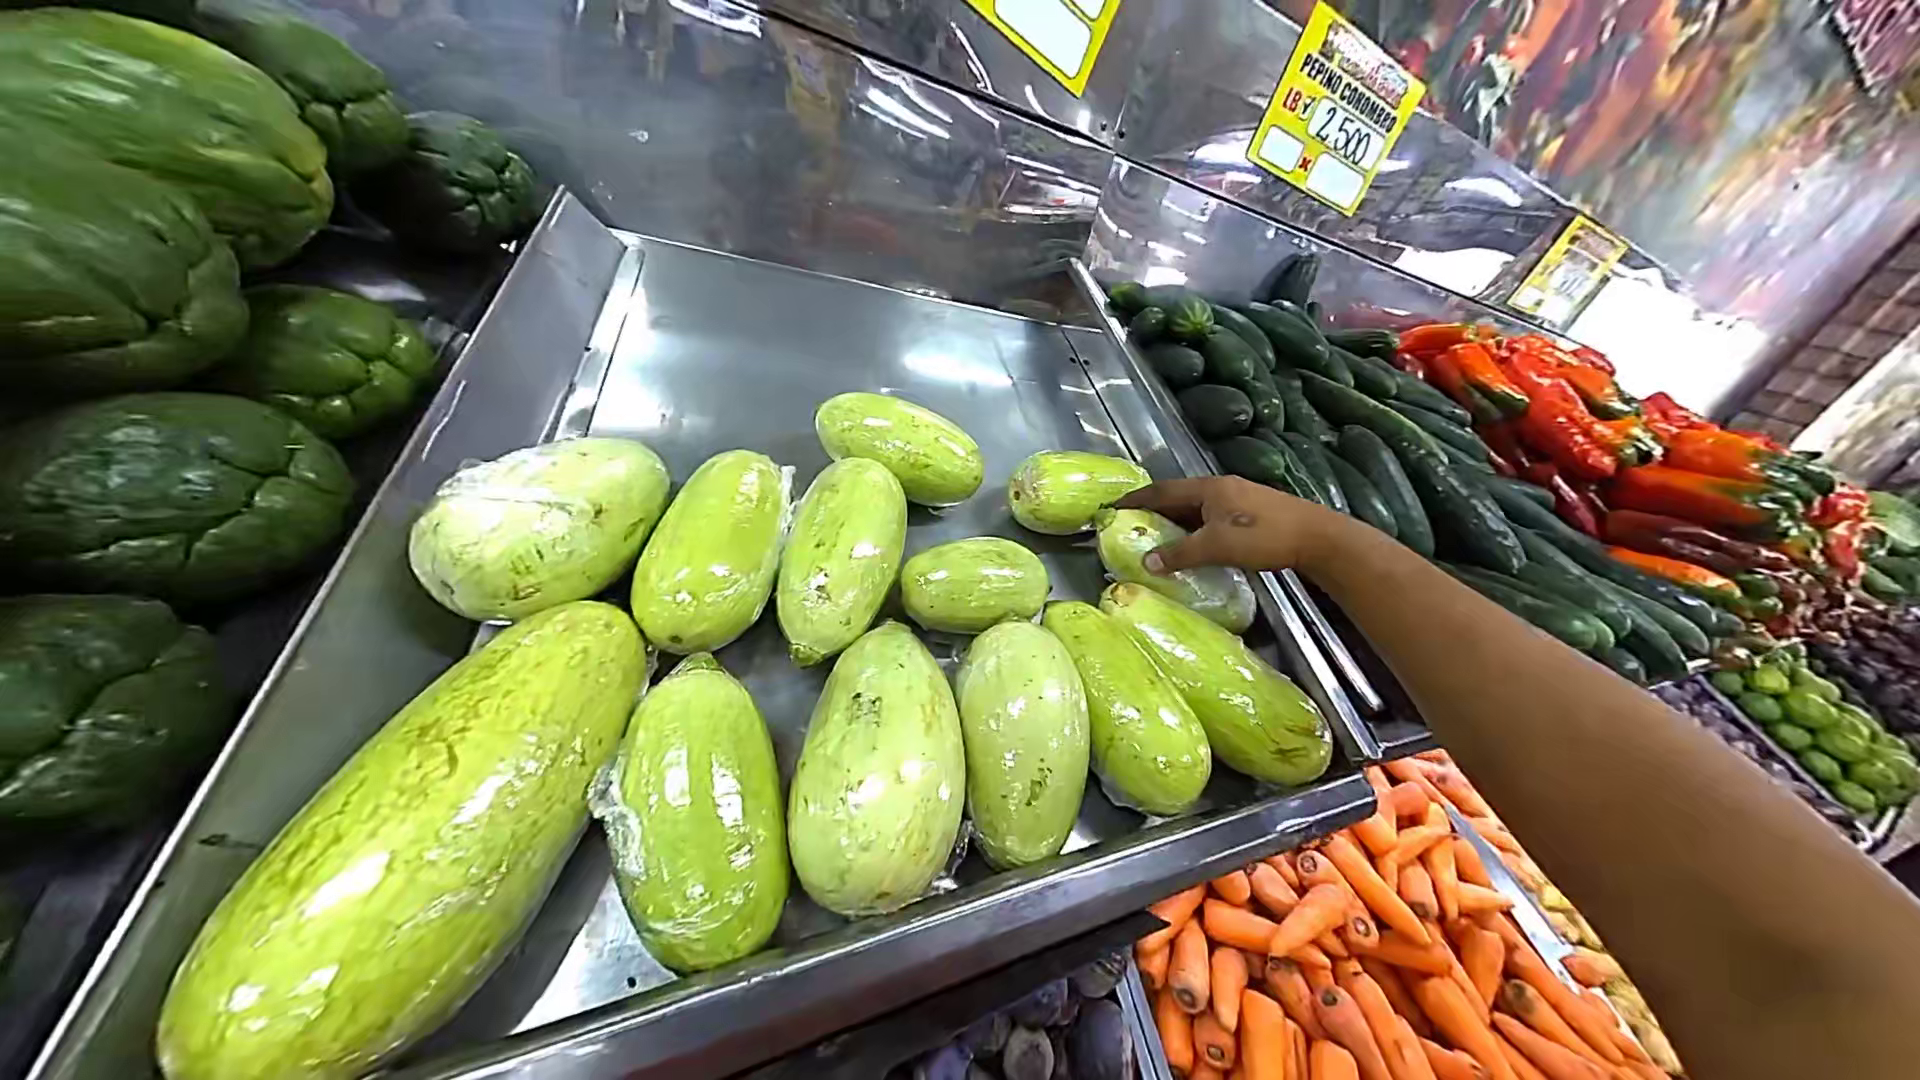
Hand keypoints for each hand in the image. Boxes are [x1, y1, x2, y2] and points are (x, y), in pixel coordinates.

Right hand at [1113, 476, 1343, 573]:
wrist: (1320, 539)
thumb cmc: (1265, 536)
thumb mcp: (1217, 546)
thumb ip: (1180, 553)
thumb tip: (1146, 561)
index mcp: (1208, 488)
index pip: (1161, 490)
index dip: (1135, 499)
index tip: (1113, 507)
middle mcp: (1220, 487)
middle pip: (1176, 497)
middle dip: (1151, 510)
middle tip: (1129, 525)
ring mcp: (1237, 498)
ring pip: (1194, 508)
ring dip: (1173, 521)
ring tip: (1154, 538)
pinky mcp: (1250, 512)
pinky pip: (1208, 517)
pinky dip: (1191, 528)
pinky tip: (1190, 544)